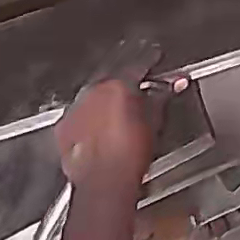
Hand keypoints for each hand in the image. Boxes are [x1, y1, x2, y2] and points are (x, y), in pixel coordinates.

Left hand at [56, 43, 184, 193]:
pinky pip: (80, 112)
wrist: (104, 185)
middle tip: (139, 73)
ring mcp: (76, 108)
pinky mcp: (64, 127)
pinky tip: (101, 121)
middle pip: (113, 73)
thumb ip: (163, 96)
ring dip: (108, 93)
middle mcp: (93, 92)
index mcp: (118, 86)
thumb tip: (174, 84)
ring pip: (95, 92)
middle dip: (127, 72)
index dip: (149, 58)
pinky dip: (91, 112)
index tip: (154, 55)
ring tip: (121, 101)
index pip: (137, 62)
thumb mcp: (155, 121)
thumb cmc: (130, 155)